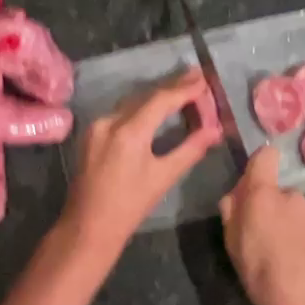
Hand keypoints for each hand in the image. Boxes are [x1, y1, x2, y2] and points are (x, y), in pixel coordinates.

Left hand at [62, 67, 220, 247]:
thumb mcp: (163, 178)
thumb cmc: (129, 206)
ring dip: (155, 95)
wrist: (87, 227)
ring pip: (131, 102)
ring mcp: (96, 126)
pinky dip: (139, 107)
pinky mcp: (90, 134)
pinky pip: (119, 112)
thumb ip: (190, 149)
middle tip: (196, 76)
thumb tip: (216, 130)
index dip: (184, 88)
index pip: (161, 100)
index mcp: (129, 132)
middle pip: (145, 96)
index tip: (204, 79)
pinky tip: (153, 107)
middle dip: (172, 87)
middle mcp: (110, 121)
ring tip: (180, 88)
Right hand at [219, 147, 304, 304]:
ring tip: (278, 257)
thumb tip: (234, 197)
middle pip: (276, 191)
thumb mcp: (234, 248)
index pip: (265, 156)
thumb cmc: (265, 277)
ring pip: (291, 211)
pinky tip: (296, 265)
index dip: (257, 165)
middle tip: (257, 238)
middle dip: (266, 207)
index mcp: (264, 195)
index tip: (248, 188)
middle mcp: (292, 197)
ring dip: (284, 225)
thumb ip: (231, 216)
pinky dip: (299, 238)